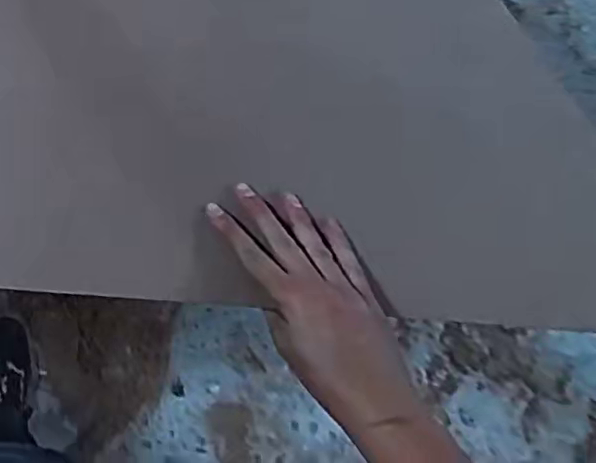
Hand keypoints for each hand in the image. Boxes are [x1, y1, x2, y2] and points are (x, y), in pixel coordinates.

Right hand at [209, 186, 462, 459]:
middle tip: (244, 188)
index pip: (251, 255)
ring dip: (297, 217)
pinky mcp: (366, 296)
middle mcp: (314, 284)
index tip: (214, 210)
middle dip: (259, 212)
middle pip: (280, 239)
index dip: (230, 231)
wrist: (381, 406)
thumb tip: (274, 295)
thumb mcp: (287, 346)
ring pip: (315, 243)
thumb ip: (277, 312)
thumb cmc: (326, 381)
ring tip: (285, 195)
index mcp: (289, 296)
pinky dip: (338, 239)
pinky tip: (329, 220)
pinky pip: (349, 260)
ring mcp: (343, 287)